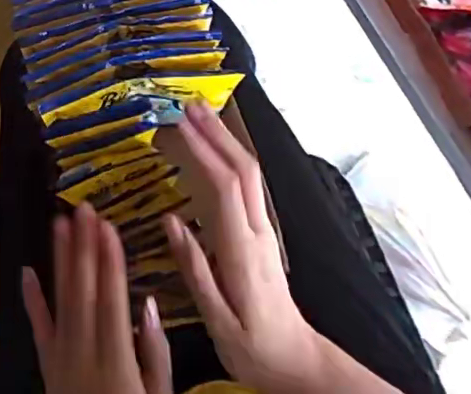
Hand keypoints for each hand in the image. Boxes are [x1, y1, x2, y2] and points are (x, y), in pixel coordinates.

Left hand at [23, 203, 171, 393]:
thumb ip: (156, 357)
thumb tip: (146, 304)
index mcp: (117, 364)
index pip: (111, 302)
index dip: (109, 263)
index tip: (107, 226)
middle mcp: (84, 356)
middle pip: (83, 293)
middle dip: (83, 248)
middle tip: (82, 209)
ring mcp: (61, 360)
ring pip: (60, 301)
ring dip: (59, 260)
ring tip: (58, 223)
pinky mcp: (47, 369)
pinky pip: (39, 330)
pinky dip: (31, 300)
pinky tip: (26, 270)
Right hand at [160, 99, 323, 391]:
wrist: (300, 365)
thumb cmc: (254, 349)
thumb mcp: (218, 322)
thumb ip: (194, 268)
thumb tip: (170, 219)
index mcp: (243, 249)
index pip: (223, 187)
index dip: (202, 151)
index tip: (177, 126)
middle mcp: (257, 231)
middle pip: (241, 168)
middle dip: (215, 132)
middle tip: (185, 105)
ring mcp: (263, 229)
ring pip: (248, 171)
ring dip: (224, 138)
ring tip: (197, 113)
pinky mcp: (262, 231)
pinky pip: (247, 183)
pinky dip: (228, 155)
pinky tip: (213, 146)